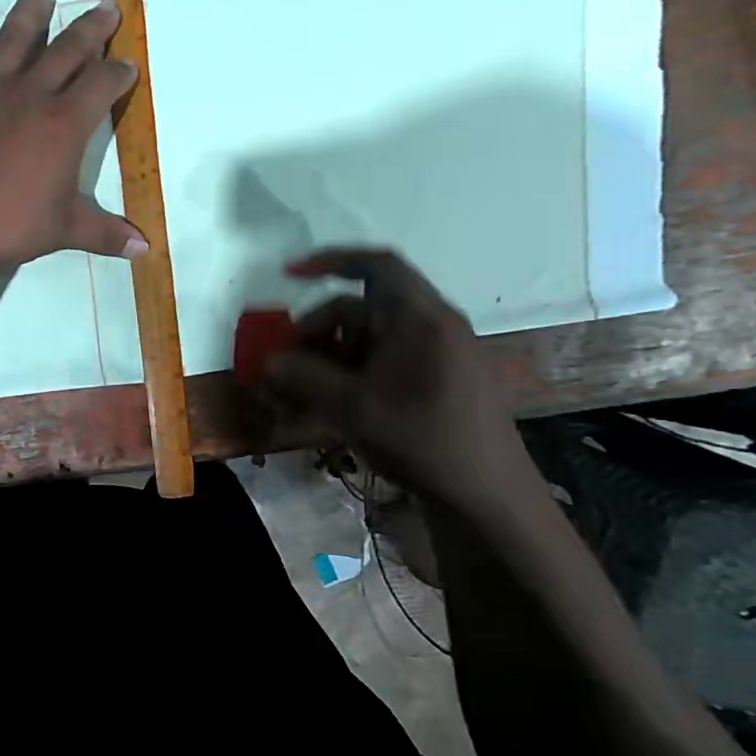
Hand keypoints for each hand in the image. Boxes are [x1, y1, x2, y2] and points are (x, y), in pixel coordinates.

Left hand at [0, 0, 147, 274]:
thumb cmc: (14, 227)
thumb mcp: (68, 230)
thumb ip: (107, 234)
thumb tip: (144, 250)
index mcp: (64, 123)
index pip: (102, 84)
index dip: (119, 73)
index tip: (128, 67)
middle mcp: (31, 96)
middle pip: (67, 50)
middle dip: (91, 29)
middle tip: (106, 7)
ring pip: (13, 41)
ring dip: (31, 12)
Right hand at [266, 248, 534, 513]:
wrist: (485, 495)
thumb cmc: (420, 440)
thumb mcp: (352, 409)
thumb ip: (304, 378)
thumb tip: (269, 361)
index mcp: (421, 318)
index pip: (376, 265)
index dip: (330, 261)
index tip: (290, 274)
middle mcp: (434, 325)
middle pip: (366, 307)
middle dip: (320, 328)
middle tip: (288, 360)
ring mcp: (441, 353)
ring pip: (375, 337)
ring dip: (334, 355)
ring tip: (306, 389)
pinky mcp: (443, 378)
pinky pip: (390, 360)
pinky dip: (357, 371)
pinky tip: (338, 402)